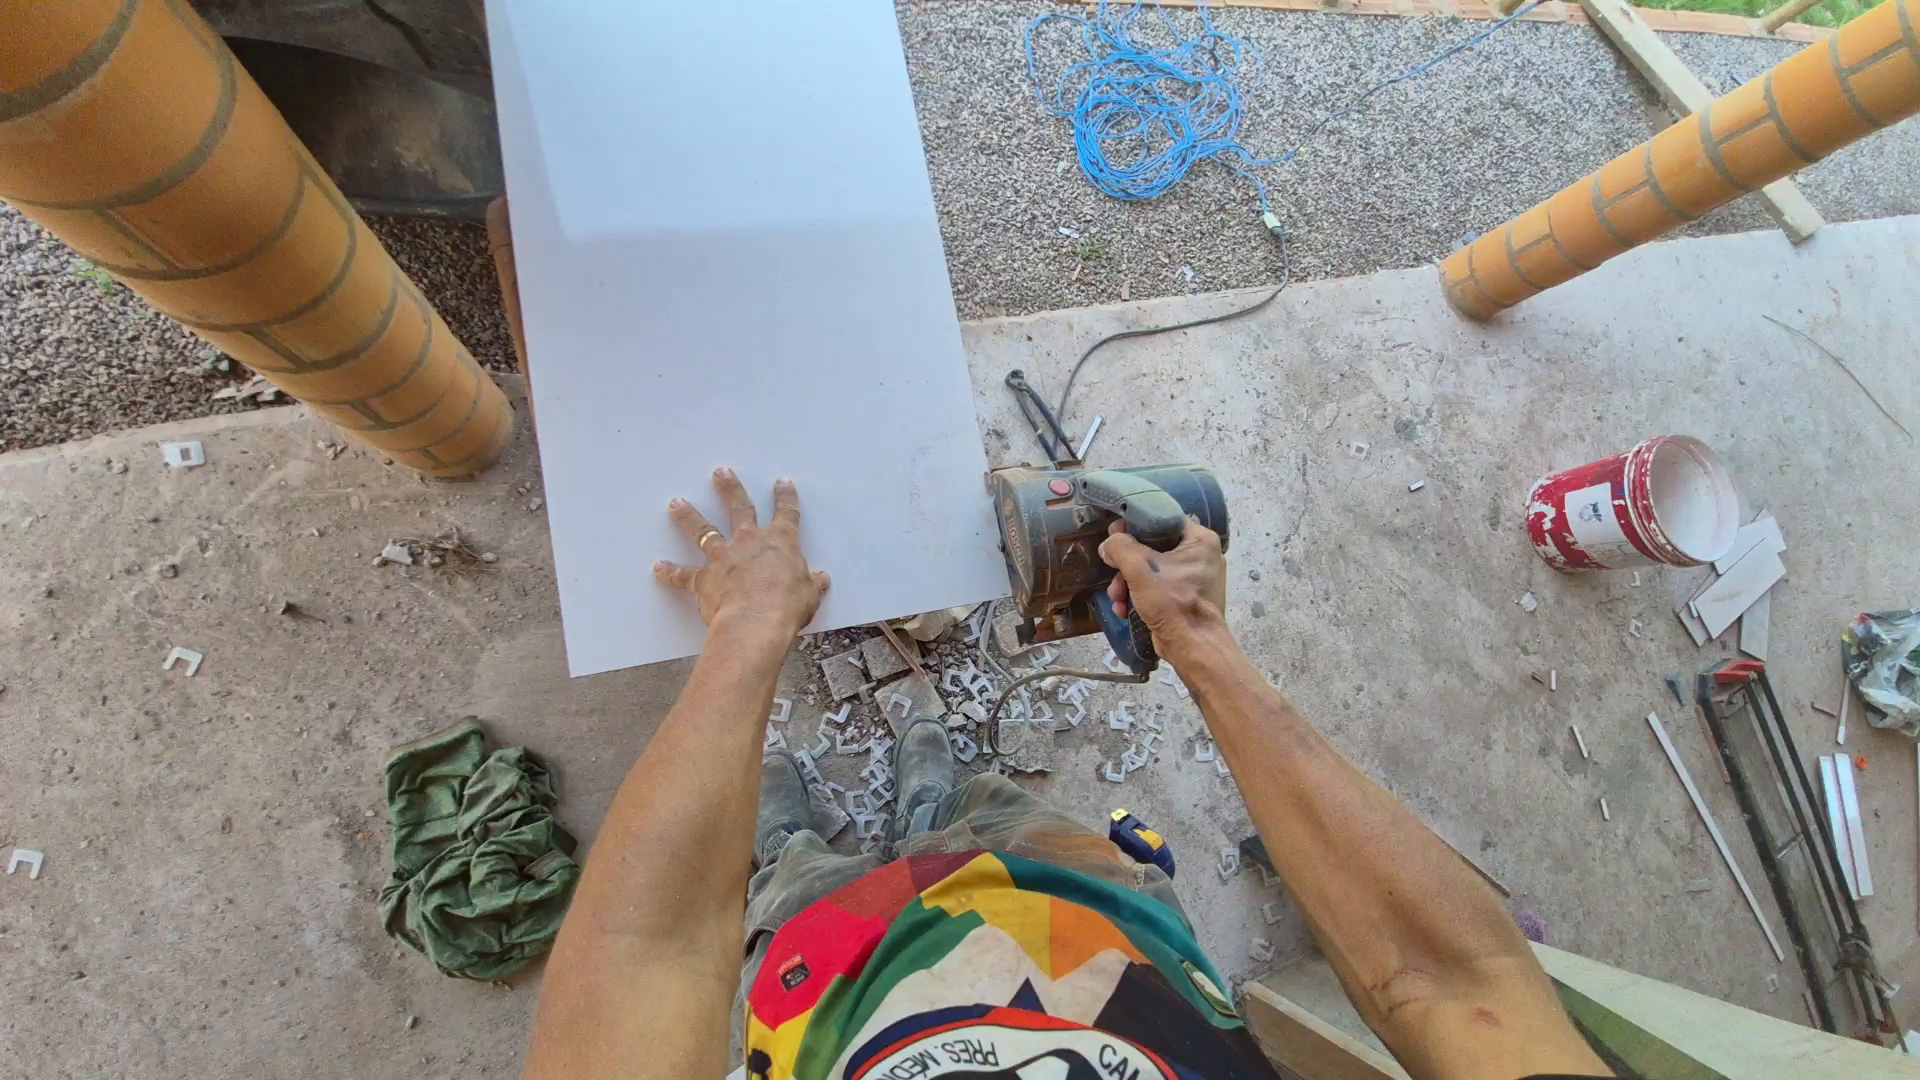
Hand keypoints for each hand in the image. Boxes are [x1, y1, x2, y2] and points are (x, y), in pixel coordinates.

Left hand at [653, 468, 829, 636]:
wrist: (757, 622)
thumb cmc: (787, 606)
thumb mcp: (811, 594)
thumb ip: (813, 584)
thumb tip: (822, 580)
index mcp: (781, 542)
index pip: (787, 513)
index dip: (785, 497)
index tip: (781, 483)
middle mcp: (750, 541)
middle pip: (739, 508)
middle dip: (731, 489)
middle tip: (721, 473)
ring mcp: (724, 557)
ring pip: (704, 530)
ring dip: (689, 516)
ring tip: (677, 504)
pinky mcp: (704, 579)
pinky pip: (684, 575)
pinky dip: (671, 572)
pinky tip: (659, 567)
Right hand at [1099, 519, 1226, 659]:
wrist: (1193, 648)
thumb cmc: (1173, 604)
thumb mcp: (1140, 569)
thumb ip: (1120, 548)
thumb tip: (1109, 545)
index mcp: (1200, 539)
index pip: (1161, 519)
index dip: (1134, 525)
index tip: (1114, 533)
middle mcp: (1201, 554)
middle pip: (1153, 547)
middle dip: (1127, 564)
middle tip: (1112, 570)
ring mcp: (1195, 577)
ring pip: (1152, 569)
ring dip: (1128, 582)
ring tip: (1117, 597)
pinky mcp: (1186, 596)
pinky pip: (1158, 586)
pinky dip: (1139, 595)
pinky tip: (1125, 608)